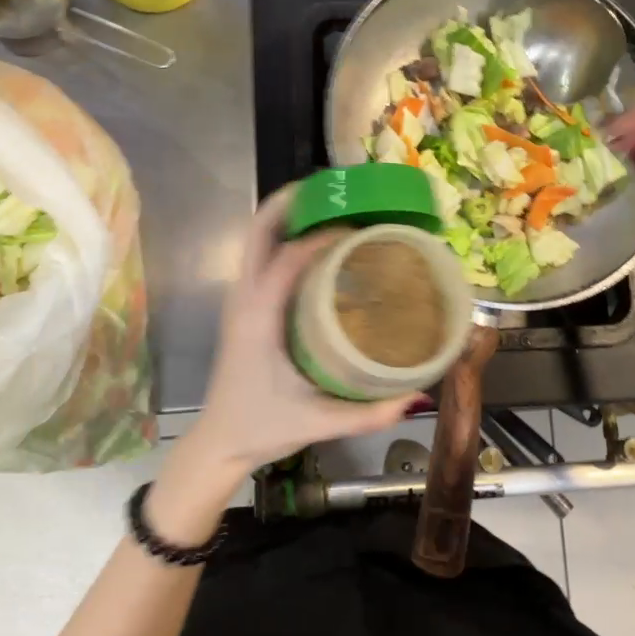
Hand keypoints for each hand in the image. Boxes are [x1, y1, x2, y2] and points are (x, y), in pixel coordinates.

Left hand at [180, 186, 424, 478]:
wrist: (218, 443)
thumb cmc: (262, 427)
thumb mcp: (317, 422)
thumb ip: (367, 413)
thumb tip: (416, 395)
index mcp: (259, 319)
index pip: (288, 260)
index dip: (323, 237)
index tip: (361, 229)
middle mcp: (244, 299)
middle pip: (259, 231)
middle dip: (292, 202)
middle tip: (334, 191)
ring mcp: (239, 301)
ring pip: (256, 240)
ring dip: (288, 217)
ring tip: (332, 209)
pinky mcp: (243, 308)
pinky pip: (261, 258)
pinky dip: (285, 239)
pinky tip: (318, 247)